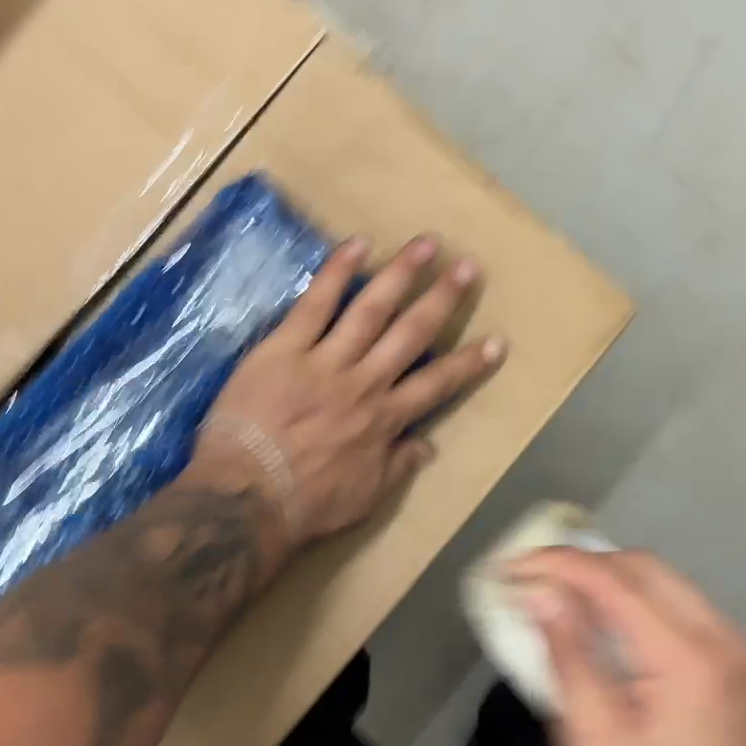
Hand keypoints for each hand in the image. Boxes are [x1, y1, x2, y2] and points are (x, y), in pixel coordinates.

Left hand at [195, 234, 505, 548]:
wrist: (248, 495)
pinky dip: (337, 272)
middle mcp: (365, 382)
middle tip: (467, 266)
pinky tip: (357, 244)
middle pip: (412, 333)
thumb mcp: (365, 497)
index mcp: (384, 419)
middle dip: (443, 299)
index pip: (438, 385)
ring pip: (372, 309)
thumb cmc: (306, 503)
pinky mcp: (286, 347)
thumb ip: (397, 467)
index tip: (497, 341)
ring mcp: (326, 360)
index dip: (469, 363)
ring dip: (401, 273)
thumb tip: (427, 446)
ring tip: (427, 243)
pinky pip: (315, 304)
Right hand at [508, 548, 745, 745]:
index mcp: (690, 658)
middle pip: (646, 567)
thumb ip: (567, 658)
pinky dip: (647, 608)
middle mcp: (730, 641)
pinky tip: (614, 633)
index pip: (612, 579)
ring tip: (566, 603)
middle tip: (536, 581)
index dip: (555, 563)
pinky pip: (692, 615)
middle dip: (585, 564)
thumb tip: (540, 593)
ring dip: (616, 583)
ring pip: (671, 585)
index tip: (510, 568)